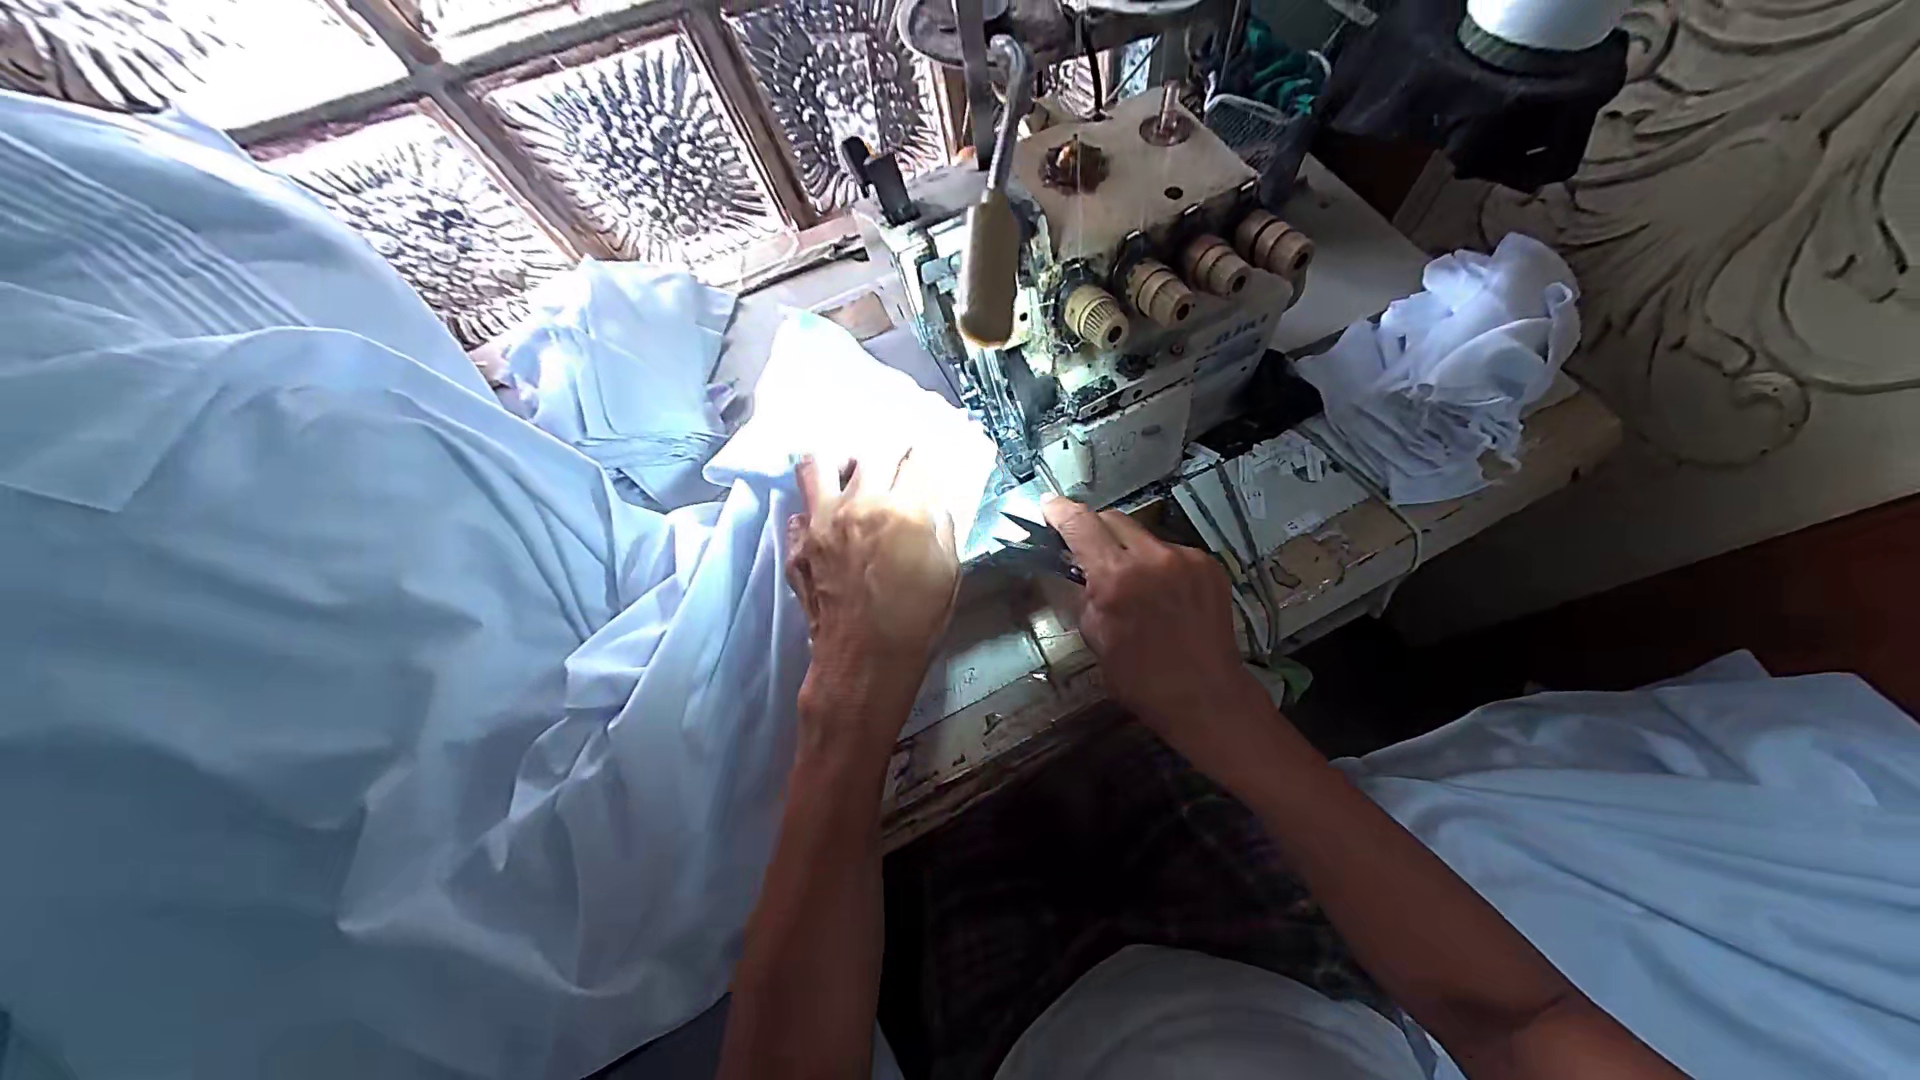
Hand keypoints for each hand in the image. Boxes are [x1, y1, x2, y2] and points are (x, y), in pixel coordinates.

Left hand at [787, 452, 959, 753]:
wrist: (866, 660)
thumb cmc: (916, 620)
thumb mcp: (948, 571)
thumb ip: (939, 529)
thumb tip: (929, 508)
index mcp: (902, 510)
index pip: (914, 460)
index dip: (921, 456)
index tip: (922, 458)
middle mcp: (858, 505)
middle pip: (868, 453)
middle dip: (883, 458)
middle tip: (889, 471)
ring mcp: (821, 523)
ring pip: (816, 464)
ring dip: (834, 465)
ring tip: (845, 479)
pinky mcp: (798, 544)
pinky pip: (799, 513)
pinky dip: (812, 514)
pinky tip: (826, 527)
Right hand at [1042, 495, 1274, 774]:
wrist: (1206, 697)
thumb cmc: (1140, 678)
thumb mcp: (1094, 636)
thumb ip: (1079, 593)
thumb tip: (1067, 568)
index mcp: (1116, 579)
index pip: (1081, 524)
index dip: (1059, 511)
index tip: (1048, 506)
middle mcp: (1152, 558)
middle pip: (1112, 518)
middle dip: (1094, 529)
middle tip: (1086, 551)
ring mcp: (1186, 558)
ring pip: (1142, 533)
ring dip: (1127, 547)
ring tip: (1130, 581)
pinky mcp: (1209, 564)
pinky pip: (1170, 550)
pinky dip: (1156, 562)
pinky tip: (1160, 591)